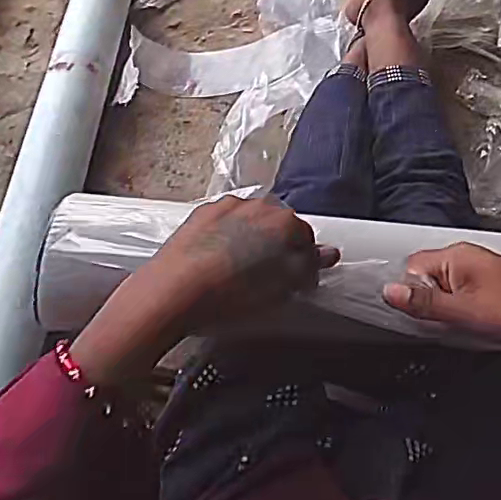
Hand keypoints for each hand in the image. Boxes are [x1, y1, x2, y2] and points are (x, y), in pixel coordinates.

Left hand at [70, 196, 335, 388]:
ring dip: (252, 238)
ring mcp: (226, 206)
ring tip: (240, 269)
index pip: (306, 236)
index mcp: (283, 222)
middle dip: (278, 245)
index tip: (298, 279)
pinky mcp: (201, 213)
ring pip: (250, 221)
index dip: (304, 260)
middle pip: (278, 224)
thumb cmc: (229, 294)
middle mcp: (257, 205)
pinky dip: (227, 236)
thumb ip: (307, 267)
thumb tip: (327, 254)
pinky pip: (224, 223)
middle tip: (270, 276)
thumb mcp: (279, 289)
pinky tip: (218, 260)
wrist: (173, 291)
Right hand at [380, 242, 500, 414]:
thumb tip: (387, 291)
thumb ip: (425, 303)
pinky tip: (477, 324)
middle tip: (449, 323)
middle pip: (425, 279)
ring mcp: (480, 270)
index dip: (413, 294)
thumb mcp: (466, 313)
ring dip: (447, 309)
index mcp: (456, 255)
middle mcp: (465, 256)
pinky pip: (461, 294)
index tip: (428, 316)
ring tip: (466, 325)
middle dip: (430, 303)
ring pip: (444, 289)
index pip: (410, 269)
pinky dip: (463, 310)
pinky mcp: (491, 284)